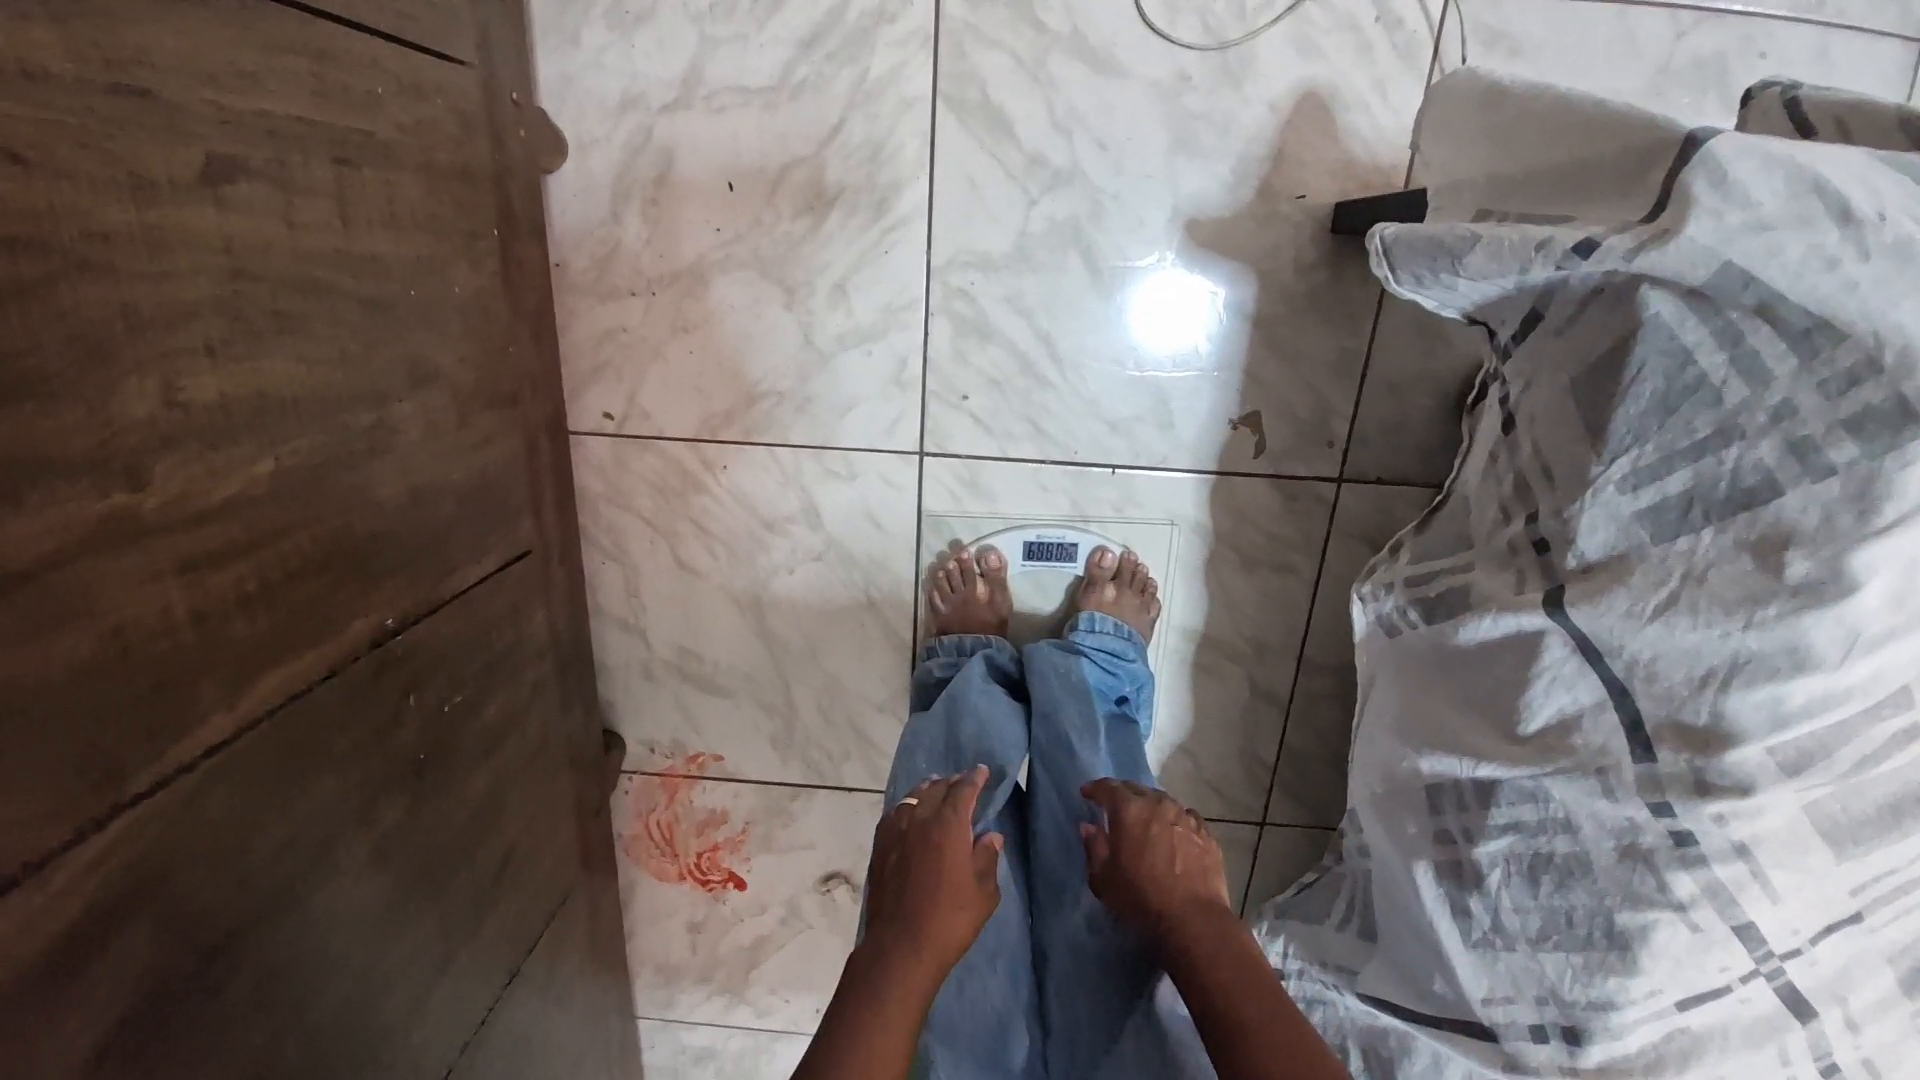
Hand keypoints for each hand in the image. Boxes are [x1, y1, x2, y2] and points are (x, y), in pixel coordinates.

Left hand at [862, 766, 1004, 980]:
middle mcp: (920, 819)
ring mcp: (895, 831)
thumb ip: (987, 858)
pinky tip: (911, 812)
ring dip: (928, 789)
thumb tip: (990, 835)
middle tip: (963, 781)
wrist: (901, 946)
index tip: (982, 771)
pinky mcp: (880, 846)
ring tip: (937, 788)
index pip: (963, 790)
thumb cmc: (950, 919)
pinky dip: (908, 805)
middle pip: (937, 788)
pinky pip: (895, 813)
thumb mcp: (983, 892)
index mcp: (949, 825)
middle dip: (952, 781)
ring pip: (913, 797)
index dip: (974, 778)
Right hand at [1080, 778, 1232, 938]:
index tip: (1086, 793)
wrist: (1193, 918)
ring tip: (1145, 821)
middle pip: (1136, 789)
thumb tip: (1089, 826)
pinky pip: (1185, 818)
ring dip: (1150, 808)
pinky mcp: (1206, 832)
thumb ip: (1094, 846)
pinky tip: (1173, 835)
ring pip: (1162, 801)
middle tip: (1114, 807)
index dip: (1095, 788)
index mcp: (1129, 810)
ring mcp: (1185, 816)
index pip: (1108, 787)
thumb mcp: (1103, 877)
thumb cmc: (1141, 897)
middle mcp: (1158, 804)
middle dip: (1122, 795)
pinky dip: (1174, 822)